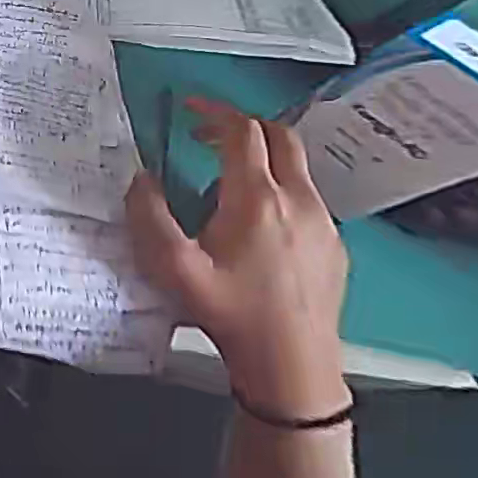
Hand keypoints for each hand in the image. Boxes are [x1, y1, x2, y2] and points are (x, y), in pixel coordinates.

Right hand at [127, 97, 350, 419]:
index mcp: (258, 199)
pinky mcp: (335, 244)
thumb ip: (148, 216)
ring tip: (223, 183)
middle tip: (205, 137)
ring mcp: (323, 222)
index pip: (242, 131)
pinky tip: (255, 224)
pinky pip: (305, 196)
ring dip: (259, 157)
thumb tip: (143, 178)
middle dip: (240, 126)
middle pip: (279, 136)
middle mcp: (298, 200)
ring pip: (295, 166)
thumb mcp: (173, 268)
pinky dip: (277, 187)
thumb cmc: (230, 313)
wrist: (293, 368)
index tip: (189, 108)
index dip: (214, 111)